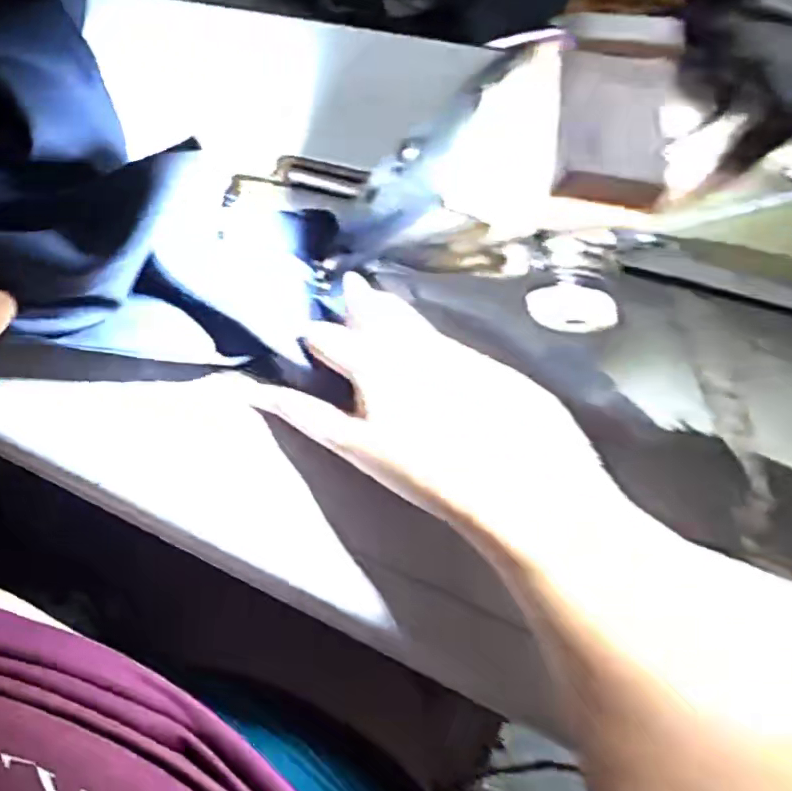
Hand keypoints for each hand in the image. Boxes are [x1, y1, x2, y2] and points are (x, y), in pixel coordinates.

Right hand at [250, 273, 635, 554]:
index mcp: (373, 362)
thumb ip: (304, 412)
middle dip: (359, 302)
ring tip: (384, 309)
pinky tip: (436, 361)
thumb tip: (251, 390)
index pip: (326, 334)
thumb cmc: (429, 474)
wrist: (539, 503)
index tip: (302, 335)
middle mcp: (416, 347)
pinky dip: (436, 345)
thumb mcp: (355, 447)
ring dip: (396, 316)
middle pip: (377, 312)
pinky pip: (458, 348)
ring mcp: (466, 356)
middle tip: (348, 287)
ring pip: (419, 325)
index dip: (311, 334)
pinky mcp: (508, 374)